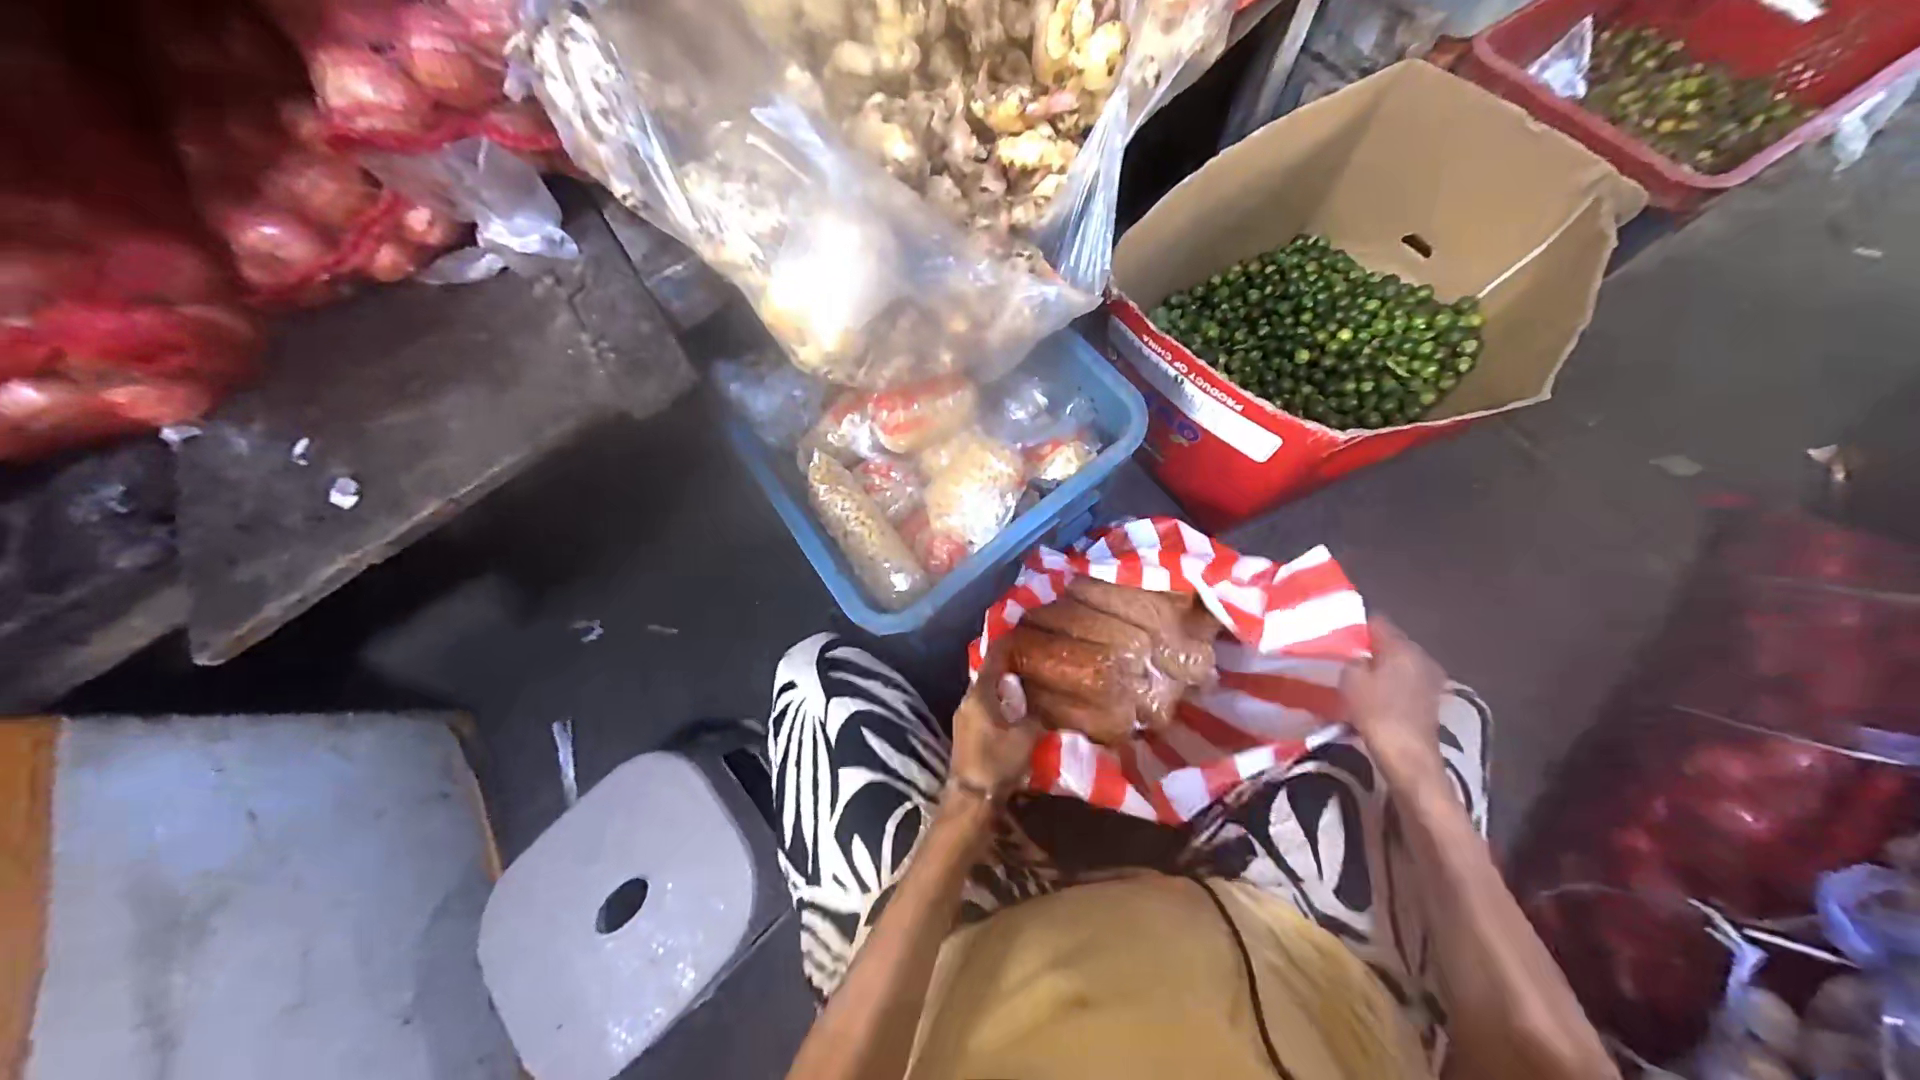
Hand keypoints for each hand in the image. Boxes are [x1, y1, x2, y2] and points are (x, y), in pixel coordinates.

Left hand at [946, 639, 1041, 811]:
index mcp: (979, 696)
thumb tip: (1042, 710)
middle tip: (1027, 662)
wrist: (971, 799)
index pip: (992, 662)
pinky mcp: (965, 735)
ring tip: (1025, 687)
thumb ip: (1035, 718)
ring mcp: (963, 719)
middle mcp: (967, 702)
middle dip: (1006, 670)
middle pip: (987, 678)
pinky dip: (998, 707)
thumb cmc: (997, 762)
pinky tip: (1013, 713)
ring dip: (1002, 691)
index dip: (1004, 647)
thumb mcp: (1026, 738)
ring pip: (985, 696)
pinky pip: (983, 711)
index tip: (1016, 633)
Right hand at [1341, 616, 1447, 784]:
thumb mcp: (1349, 678)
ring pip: (1398, 662)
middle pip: (1391, 642)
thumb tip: (1353, 652)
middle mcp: (1422, 656)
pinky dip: (1390, 683)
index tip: (1336, 633)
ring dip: (1380, 666)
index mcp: (1402, 646)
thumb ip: (1350, 657)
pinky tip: (1373, 694)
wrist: (1407, 755)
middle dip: (1369, 647)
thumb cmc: (1375, 711)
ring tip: (1356, 676)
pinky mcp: (1431, 699)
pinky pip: (1405, 680)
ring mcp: (1431, 678)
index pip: (1377, 621)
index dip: (1355, 625)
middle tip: (1342, 655)